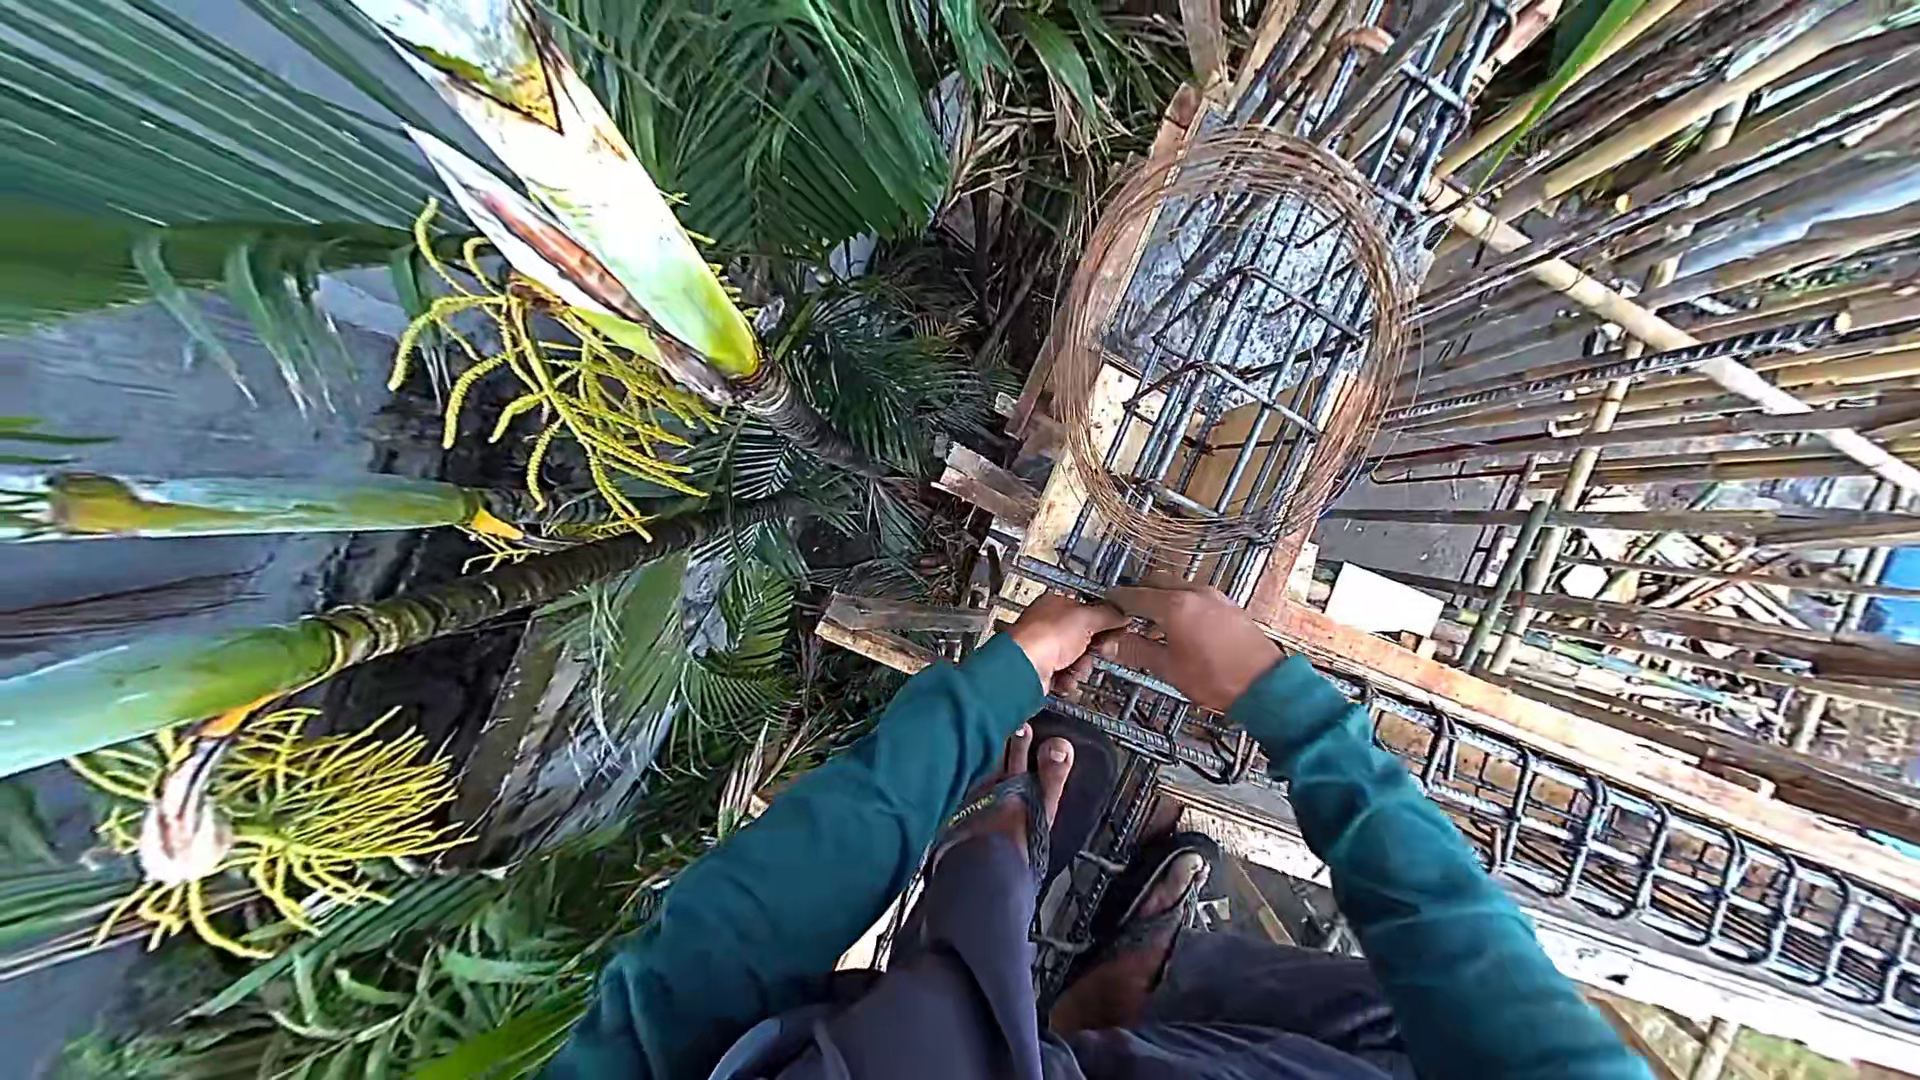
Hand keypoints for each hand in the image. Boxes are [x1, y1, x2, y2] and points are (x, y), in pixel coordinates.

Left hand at [1006, 593, 1129, 696]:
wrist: (1025, 668)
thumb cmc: (1045, 636)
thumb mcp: (1086, 618)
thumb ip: (1107, 615)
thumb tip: (1121, 615)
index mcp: (1056, 604)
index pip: (1087, 610)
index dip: (1103, 621)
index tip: (1116, 630)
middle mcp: (1048, 625)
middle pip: (1085, 638)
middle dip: (1093, 649)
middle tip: (1098, 650)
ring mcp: (1045, 649)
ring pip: (1078, 660)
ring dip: (1082, 666)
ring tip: (1075, 666)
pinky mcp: (1043, 671)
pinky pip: (1066, 676)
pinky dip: (1068, 680)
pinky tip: (1064, 678)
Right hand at [1105, 576, 1280, 711]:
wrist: (1266, 685)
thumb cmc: (1220, 678)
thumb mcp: (1168, 668)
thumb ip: (1136, 651)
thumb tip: (1110, 644)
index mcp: (1175, 606)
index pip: (1134, 596)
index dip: (1115, 602)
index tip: (1106, 608)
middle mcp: (1194, 593)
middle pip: (1155, 582)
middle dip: (1137, 594)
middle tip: (1124, 612)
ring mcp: (1213, 597)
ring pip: (1176, 586)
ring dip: (1159, 597)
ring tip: (1149, 621)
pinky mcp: (1227, 605)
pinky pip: (1194, 594)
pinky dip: (1178, 602)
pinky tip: (1176, 624)